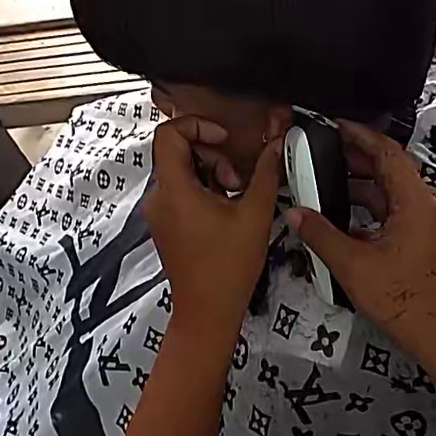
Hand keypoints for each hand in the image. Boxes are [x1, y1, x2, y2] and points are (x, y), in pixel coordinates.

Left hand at [146, 115, 283, 332]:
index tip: (223, 137)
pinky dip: (202, 189)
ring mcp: (159, 213)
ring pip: (179, 171)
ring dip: (209, 173)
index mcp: (174, 190)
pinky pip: (179, 192)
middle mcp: (158, 198)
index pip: (169, 134)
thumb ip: (267, 174)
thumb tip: (277, 146)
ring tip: (234, 196)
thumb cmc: (227, 269)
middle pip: (176, 151)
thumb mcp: (255, 214)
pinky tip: (224, 209)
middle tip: (236, 178)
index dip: (197, 125)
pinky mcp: (165, 224)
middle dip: (211, 155)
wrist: (208, 309)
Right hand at [287, 120, 435, 366]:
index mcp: (413, 203)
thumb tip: (295, 214)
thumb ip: (320, 235)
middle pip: (388, 170)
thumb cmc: (406, 300)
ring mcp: (421, 227)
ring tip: (326, 181)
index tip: (338, 126)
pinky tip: (341, 219)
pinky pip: (389, 214)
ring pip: (388, 194)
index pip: (388, 153)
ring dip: (360, 186)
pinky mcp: (417, 244)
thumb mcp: (353, 265)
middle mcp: (421, 208)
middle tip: (324, 151)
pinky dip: (366, 210)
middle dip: (356, 159)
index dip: (362, 136)